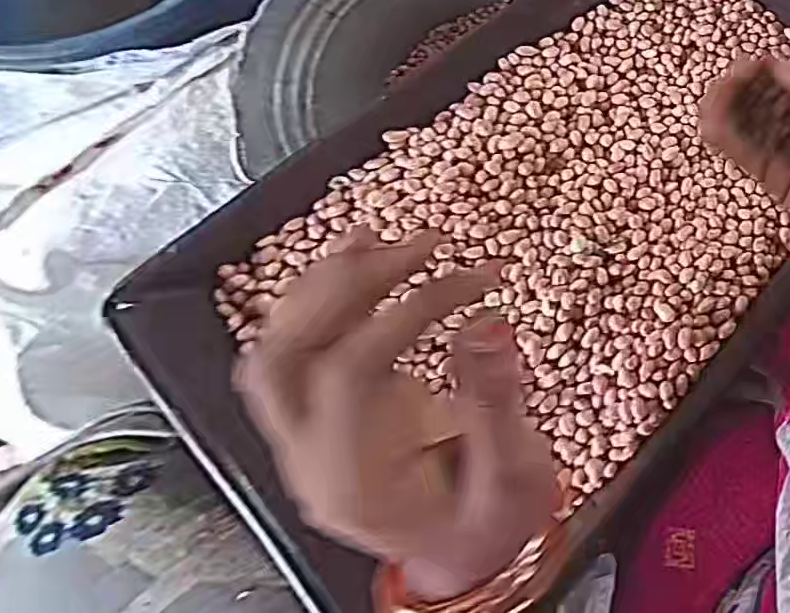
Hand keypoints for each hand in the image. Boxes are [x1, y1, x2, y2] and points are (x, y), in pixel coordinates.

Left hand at [235, 229, 561, 599]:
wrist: (469, 552)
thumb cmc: (493, 517)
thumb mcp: (511, 470)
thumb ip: (496, 400)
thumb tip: (488, 320)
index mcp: (354, 478)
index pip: (354, 371)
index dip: (414, 309)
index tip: (481, 279)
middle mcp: (311, 457)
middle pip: (289, 358)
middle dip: (352, 285)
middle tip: (425, 244)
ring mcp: (308, 437)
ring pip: (278, 350)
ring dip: (327, 284)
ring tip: (385, 237)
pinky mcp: (327, 414)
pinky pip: (300, 349)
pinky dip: (323, 297)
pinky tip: (361, 257)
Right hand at [699, 58, 789, 245]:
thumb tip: (779, 64)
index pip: (785, 77)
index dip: (762, 69)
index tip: (742, 64)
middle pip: (762, 99)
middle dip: (739, 88)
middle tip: (720, 84)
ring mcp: (788, 149)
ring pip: (749, 125)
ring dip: (727, 111)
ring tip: (708, 102)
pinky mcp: (775, 176)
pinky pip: (746, 154)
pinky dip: (727, 140)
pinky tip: (710, 125)